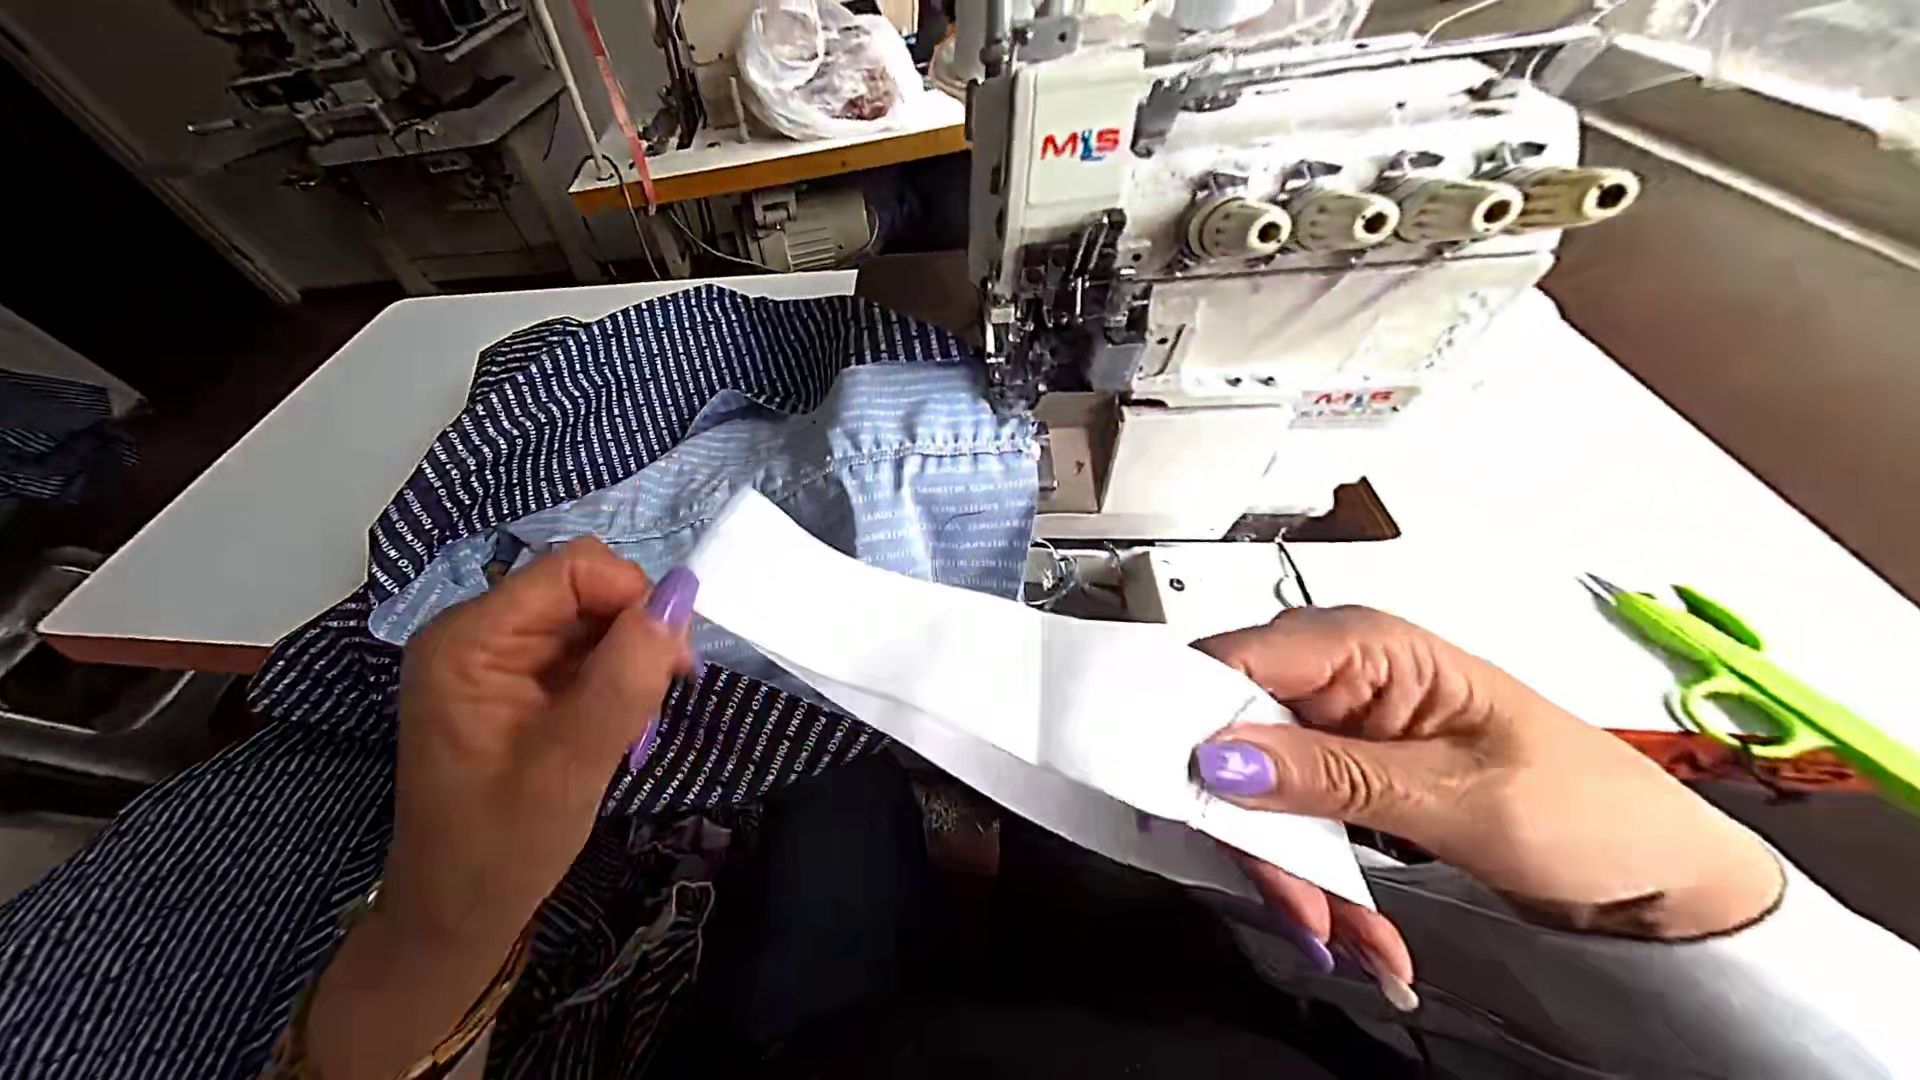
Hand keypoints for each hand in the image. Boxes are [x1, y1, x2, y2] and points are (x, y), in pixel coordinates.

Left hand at [307, 539, 694, 1078]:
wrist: (461, 912)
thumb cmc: (504, 847)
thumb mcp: (572, 765)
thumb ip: (626, 678)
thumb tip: (679, 599)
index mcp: (470, 641)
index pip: (574, 569)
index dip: (634, 596)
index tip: (669, 657)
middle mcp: (482, 632)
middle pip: (588, 585)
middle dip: (638, 626)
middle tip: (661, 689)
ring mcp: (502, 653)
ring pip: (599, 612)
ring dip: (635, 651)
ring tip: (639, 712)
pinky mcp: (525, 674)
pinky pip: (593, 642)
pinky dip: (624, 668)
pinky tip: (623, 713)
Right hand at [1192, 607, 1782, 981]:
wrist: (1650, 869)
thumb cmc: (1592, 808)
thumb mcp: (1457, 795)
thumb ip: (1329, 772)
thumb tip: (1221, 754)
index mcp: (1361, 642)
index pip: (1236, 658)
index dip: (1198, 718)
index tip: (1192, 790)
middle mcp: (1331, 669)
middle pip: (1232, 726)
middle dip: (1250, 818)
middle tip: (1294, 897)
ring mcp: (1326, 716)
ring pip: (1247, 776)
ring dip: (1281, 858)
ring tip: (1340, 926)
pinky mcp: (1327, 759)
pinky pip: (1277, 805)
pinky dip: (1299, 864)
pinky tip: (1344, 913)